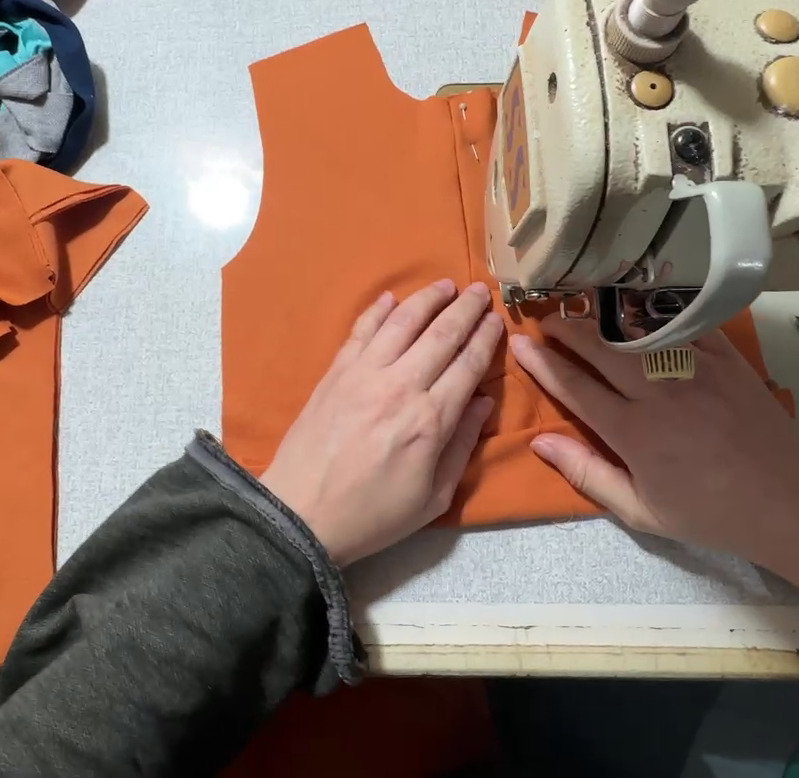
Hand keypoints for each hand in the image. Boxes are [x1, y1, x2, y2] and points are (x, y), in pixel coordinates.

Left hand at [261, 280, 503, 565]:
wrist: (301, 514)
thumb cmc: (372, 514)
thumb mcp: (433, 497)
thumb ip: (462, 446)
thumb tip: (482, 402)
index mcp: (431, 420)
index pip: (468, 365)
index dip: (486, 338)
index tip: (497, 319)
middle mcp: (401, 386)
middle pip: (441, 334)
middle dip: (465, 308)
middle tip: (479, 289)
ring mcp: (364, 374)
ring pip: (402, 322)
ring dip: (427, 299)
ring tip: (444, 285)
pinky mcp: (336, 372)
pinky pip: (361, 331)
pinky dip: (378, 310)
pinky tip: (391, 298)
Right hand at [512, 318, 798, 639]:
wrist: (791, 505)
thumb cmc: (709, 514)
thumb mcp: (641, 511)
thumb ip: (587, 473)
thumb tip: (539, 441)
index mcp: (634, 432)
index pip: (574, 386)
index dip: (542, 362)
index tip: (520, 342)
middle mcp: (658, 392)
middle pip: (599, 347)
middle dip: (566, 328)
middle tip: (545, 317)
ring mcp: (695, 370)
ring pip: (636, 330)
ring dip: (602, 315)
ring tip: (580, 306)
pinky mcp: (726, 358)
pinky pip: (682, 324)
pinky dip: (653, 311)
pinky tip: (636, 304)